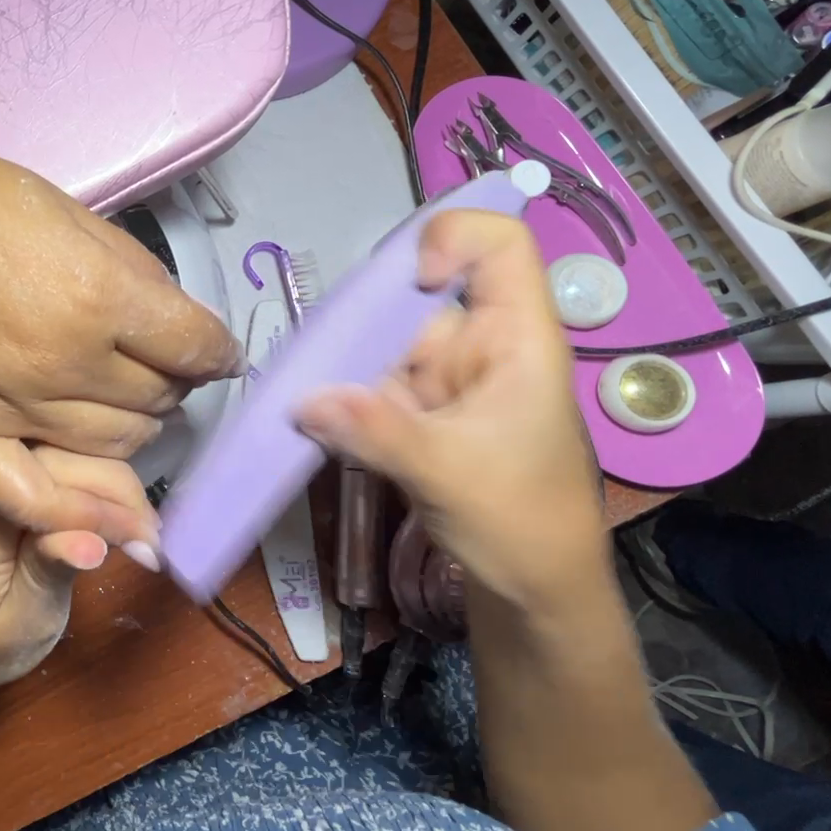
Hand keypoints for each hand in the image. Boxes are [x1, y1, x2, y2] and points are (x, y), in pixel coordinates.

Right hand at [0, 108, 238, 559]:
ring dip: (136, 425)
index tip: (212, 347)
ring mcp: (3, 409)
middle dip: (174, 380)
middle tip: (159, 358)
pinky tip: (108, 517)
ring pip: (110, 448)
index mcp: (94, 294)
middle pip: (157, 399)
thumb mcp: (57, 205)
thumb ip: (123, 267)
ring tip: (124, 398)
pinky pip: (29, 497)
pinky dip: (78, 514)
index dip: (216, 346)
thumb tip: (167, 317)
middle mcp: (60, 364)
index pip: (195, 344)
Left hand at [0, 447, 142, 697]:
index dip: (106, 505)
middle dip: (120, 494)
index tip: (147, 546)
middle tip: (155, 543)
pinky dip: (107, 491)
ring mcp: (5, 471)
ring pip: (77, 454)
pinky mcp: (23, 477)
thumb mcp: (18, 620)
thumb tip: (93, 543)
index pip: (51, 477)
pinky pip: (72, 466)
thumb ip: (49, 571)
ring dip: (120, 491)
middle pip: (68, 455)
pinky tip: (128, 522)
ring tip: (148, 536)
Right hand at [294, 211, 604, 604]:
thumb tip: (303, 402)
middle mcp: (475, 346)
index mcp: (514, 340)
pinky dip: (335, 396)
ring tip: (298, 390)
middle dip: (360, 321)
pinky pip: (364, 385)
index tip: (411, 281)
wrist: (532, 592)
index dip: (453, 239)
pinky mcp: (412, 411)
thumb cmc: (523, 524)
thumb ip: (377, 433)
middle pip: (413, 298)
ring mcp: (440, 379)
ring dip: (338, 364)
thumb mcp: (451, 475)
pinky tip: (307, 414)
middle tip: (314, 357)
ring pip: (378, 344)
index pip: (499, 248)